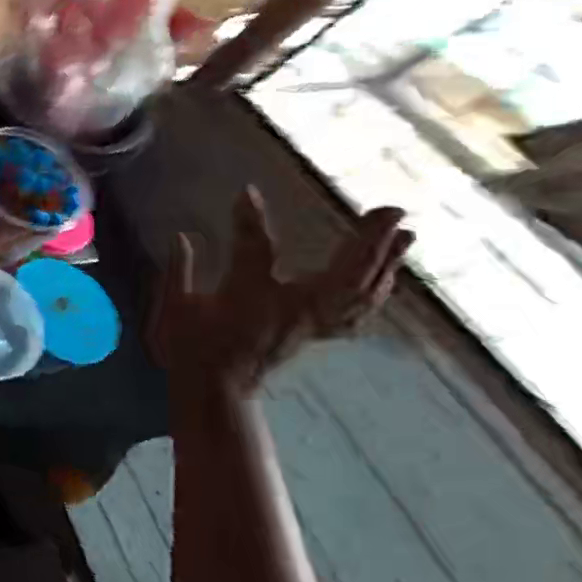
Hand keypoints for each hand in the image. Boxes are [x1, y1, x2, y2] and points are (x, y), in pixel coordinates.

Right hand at [151, 188, 410, 398]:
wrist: (213, 389)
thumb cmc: (189, 346)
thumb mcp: (175, 307)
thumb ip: (179, 270)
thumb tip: (181, 235)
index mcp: (249, 298)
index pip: (255, 249)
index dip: (249, 219)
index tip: (248, 192)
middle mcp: (291, 310)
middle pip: (343, 273)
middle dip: (369, 241)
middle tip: (394, 210)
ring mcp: (309, 324)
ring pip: (360, 293)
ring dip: (386, 264)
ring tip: (406, 236)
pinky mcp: (315, 334)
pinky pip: (356, 314)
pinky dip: (377, 294)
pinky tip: (386, 282)